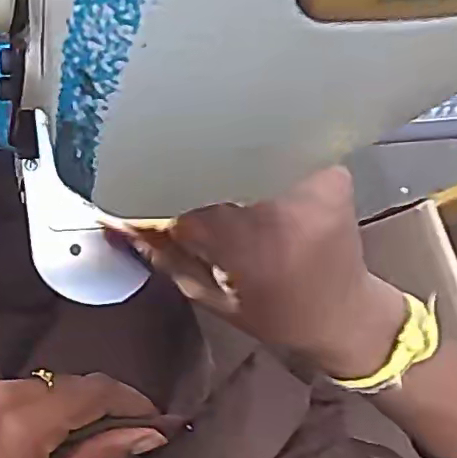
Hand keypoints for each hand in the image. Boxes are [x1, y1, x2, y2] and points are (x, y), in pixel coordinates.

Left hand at [0, 373, 167, 457]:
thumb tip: (149, 434)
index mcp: (24, 418)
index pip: (93, 390)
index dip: (131, 400)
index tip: (154, 419)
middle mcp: (1, 389)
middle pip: (68, 383)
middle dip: (100, 403)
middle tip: (124, 433)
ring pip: (42, 384)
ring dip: (67, 403)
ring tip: (80, 438)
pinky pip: (14, 388)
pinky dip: (36, 403)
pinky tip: (38, 434)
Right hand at [114, 166, 406, 378]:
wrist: (344, 313)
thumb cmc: (272, 314)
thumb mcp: (204, 294)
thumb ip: (158, 252)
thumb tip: (112, 217)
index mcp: (253, 245)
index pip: (184, 192)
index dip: (145, 185)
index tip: (119, 184)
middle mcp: (287, 202)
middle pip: (214, 156)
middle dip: (175, 158)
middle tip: (146, 160)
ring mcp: (314, 175)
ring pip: (243, 143)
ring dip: (209, 149)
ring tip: (185, 154)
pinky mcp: (327, 164)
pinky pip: (270, 144)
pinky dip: (241, 150)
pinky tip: (226, 157)